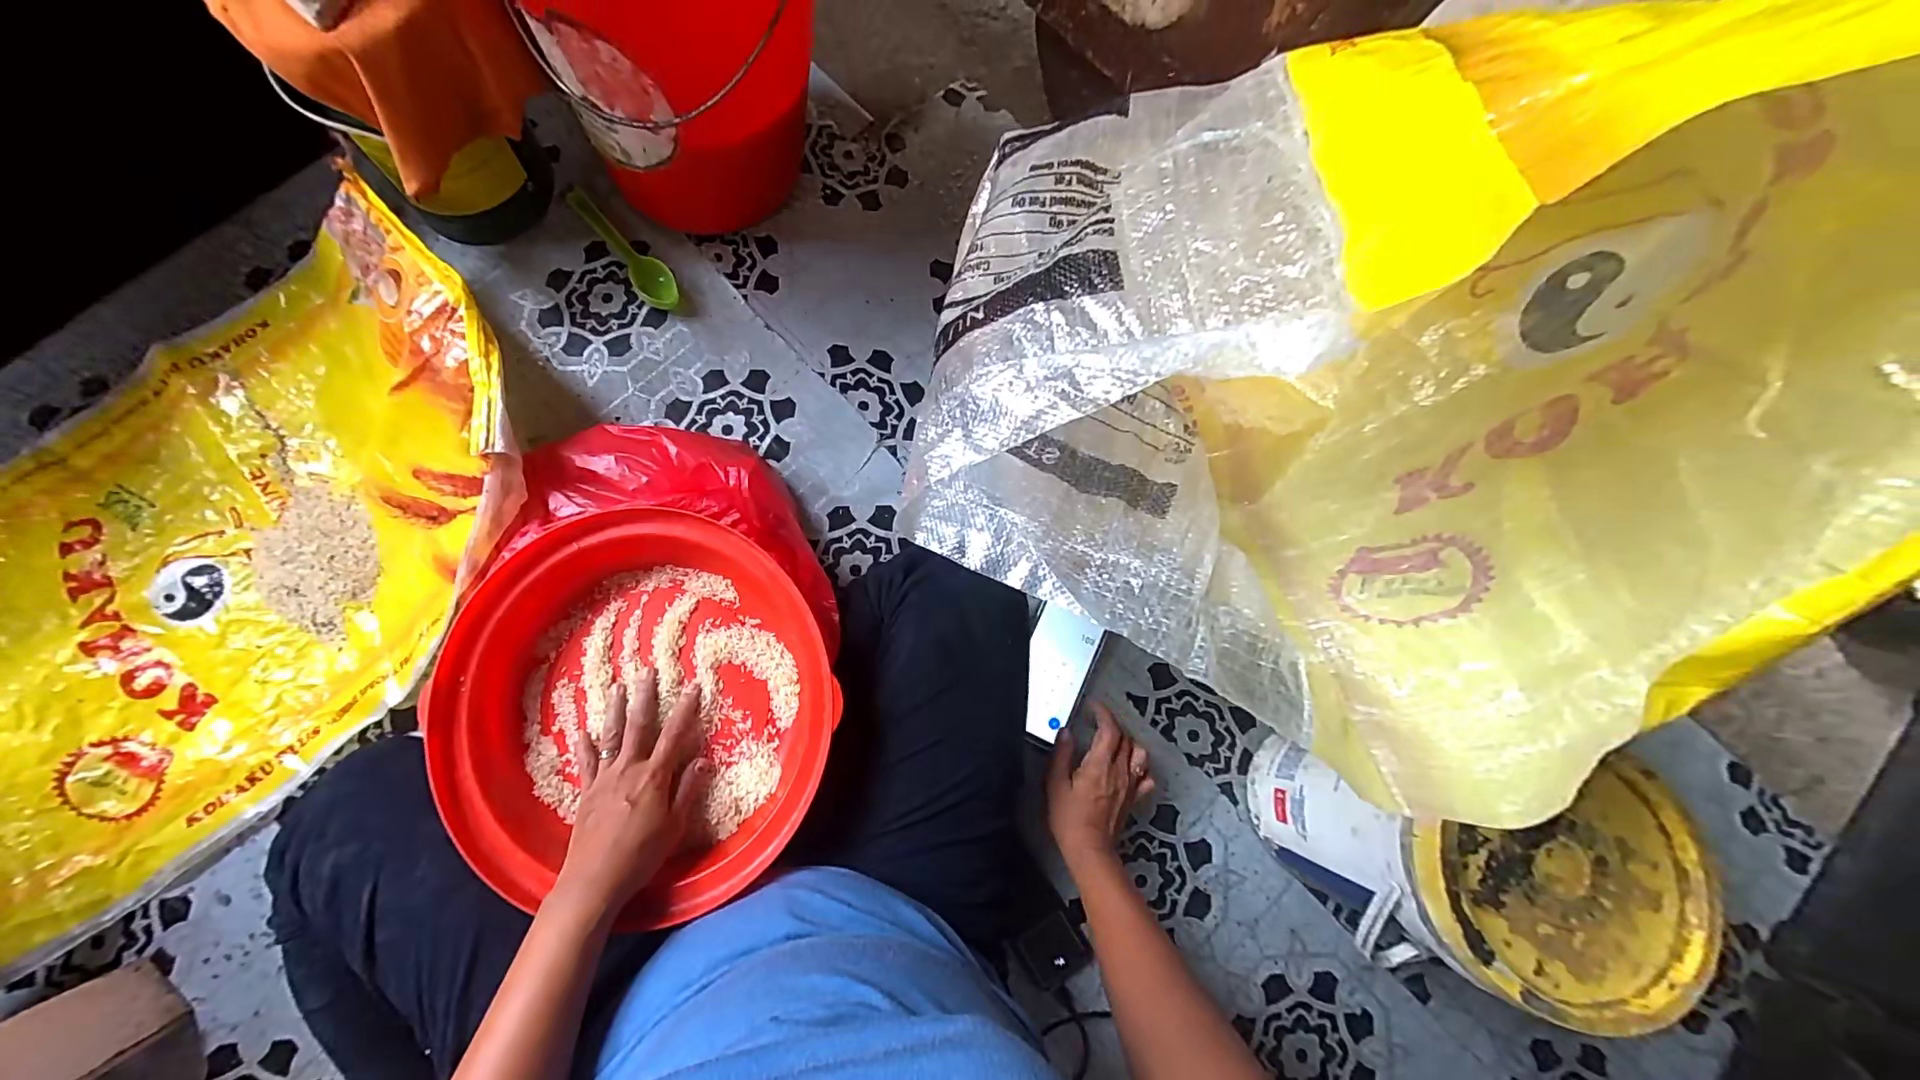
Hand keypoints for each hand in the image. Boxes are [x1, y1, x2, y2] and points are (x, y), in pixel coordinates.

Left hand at [553, 669, 701, 914]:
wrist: (593, 880)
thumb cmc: (641, 854)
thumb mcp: (675, 826)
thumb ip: (688, 790)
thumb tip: (703, 760)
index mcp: (654, 777)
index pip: (675, 736)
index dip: (686, 710)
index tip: (694, 686)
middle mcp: (628, 770)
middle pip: (638, 727)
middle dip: (645, 698)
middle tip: (646, 672)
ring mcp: (604, 780)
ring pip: (611, 737)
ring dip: (615, 711)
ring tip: (617, 688)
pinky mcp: (586, 793)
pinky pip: (586, 763)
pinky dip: (585, 745)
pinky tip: (583, 731)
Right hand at [1046, 701, 1154, 864]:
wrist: (1089, 849)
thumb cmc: (1069, 819)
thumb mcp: (1055, 784)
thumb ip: (1061, 755)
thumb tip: (1066, 733)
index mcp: (1098, 765)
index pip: (1109, 729)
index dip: (1103, 713)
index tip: (1093, 708)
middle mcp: (1118, 772)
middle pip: (1125, 738)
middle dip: (1112, 725)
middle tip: (1098, 722)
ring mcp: (1129, 785)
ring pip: (1139, 754)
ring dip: (1128, 742)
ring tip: (1115, 741)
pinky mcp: (1133, 799)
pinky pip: (1145, 777)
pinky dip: (1141, 766)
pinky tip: (1131, 767)